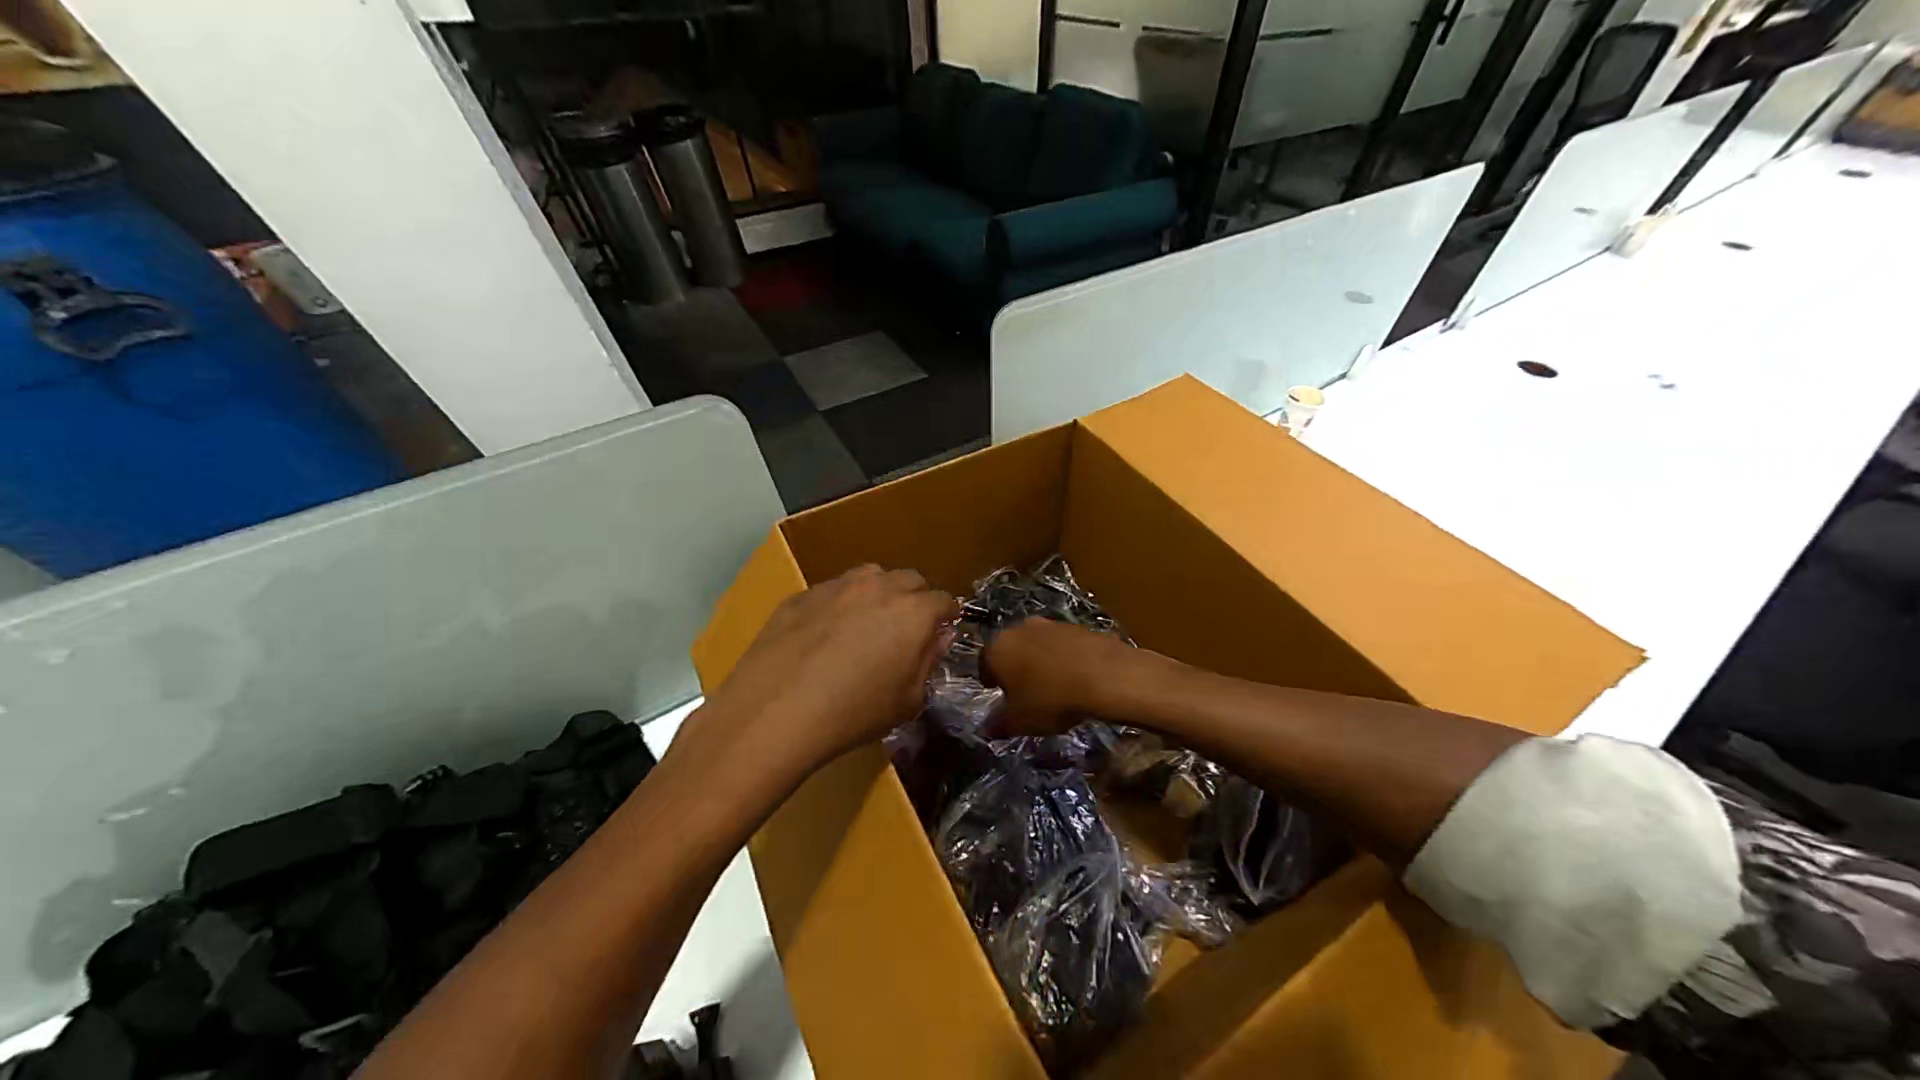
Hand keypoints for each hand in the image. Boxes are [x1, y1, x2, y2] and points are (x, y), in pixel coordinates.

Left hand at [699, 565, 954, 776]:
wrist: (775, 710)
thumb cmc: (853, 713)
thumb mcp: (908, 701)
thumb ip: (928, 662)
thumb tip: (938, 636)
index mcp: (914, 612)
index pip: (944, 601)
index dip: (946, 616)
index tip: (941, 631)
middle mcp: (879, 587)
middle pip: (910, 579)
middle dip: (915, 598)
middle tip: (906, 628)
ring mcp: (837, 586)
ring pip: (870, 576)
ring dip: (878, 592)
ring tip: (867, 622)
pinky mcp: (801, 595)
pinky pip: (832, 590)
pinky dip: (839, 604)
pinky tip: (825, 633)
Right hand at [984, 618, 1142, 736]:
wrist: (1106, 676)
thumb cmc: (1051, 699)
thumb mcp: (1019, 721)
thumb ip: (998, 724)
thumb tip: (986, 728)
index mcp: (997, 648)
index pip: (984, 663)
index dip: (990, 680)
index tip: (998, 694)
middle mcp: (1020, 628)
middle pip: (1011, 649)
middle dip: (1015, 667)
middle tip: (1025, 691)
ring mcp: (1051, 624)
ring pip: (1037, 644)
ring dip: (1041, 661)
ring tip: (1053, 686)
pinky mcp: (1078, 626)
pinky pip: (1063, 645)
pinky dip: (1065, 658)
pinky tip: (1076, 678)